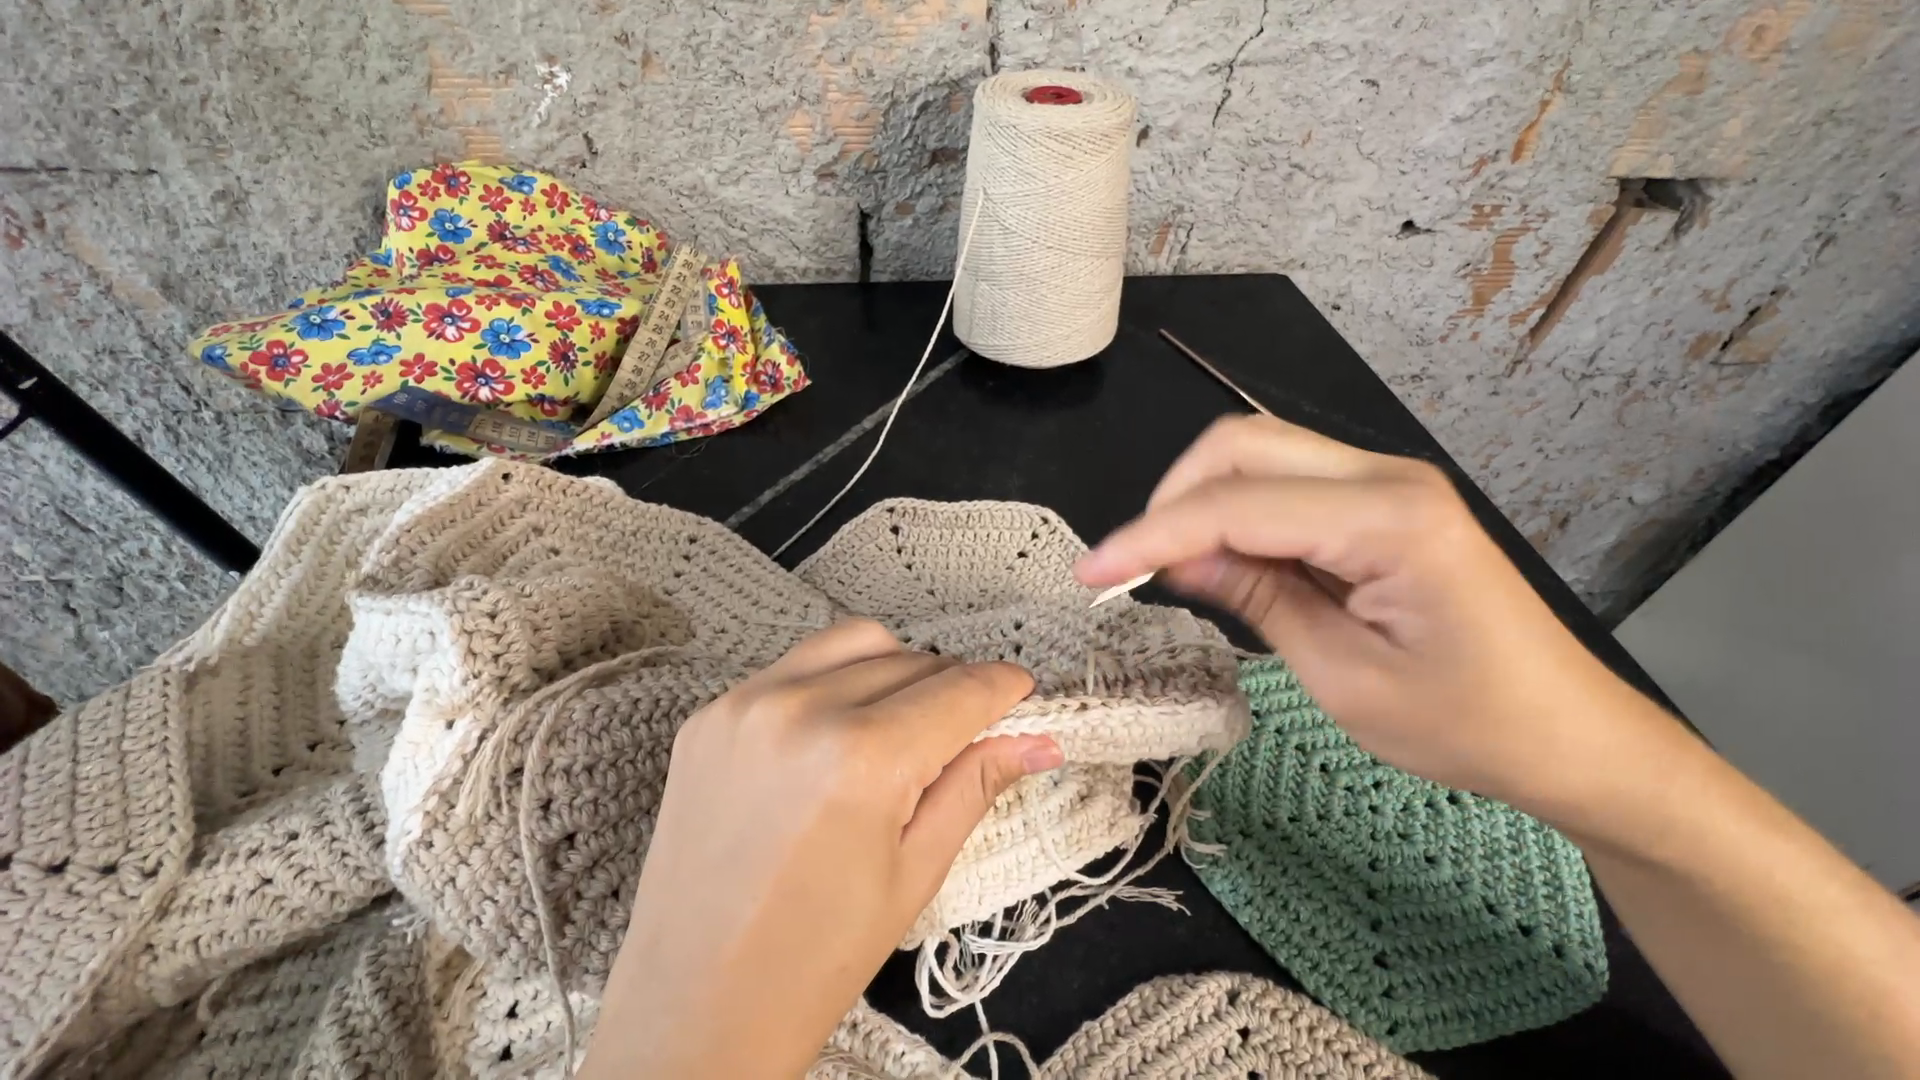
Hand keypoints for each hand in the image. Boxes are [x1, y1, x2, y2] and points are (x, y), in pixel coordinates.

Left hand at [580, 619, 1058, 1079]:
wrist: (693, 1009)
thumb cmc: (813, 961)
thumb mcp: (915, 873)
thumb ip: (976, 785)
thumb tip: (1038, 740)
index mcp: (861, 759)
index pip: (959, 690)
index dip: (1004, 687)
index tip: (1023, 693)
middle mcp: (798, 711)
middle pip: (911, 660)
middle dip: (953, 687)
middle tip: (965, 733)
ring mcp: (743, 706)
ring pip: (852, 643)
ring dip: (895, 669)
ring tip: (901, 727)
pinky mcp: (708, 717)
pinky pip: (793, 668)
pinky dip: (833, 683)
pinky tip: (837, 737)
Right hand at [1073, 414, 1670, 813]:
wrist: (1568, 735)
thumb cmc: (1464, 725)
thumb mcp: (1341, 676)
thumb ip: (1256, 599)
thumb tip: (1176, 557)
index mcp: (1387, 519)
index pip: (1236, 505)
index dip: (1150, 536)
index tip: (1088, 574)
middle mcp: (1386, 475)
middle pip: (1242, 444)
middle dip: (1171, 498)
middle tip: (1133, 567)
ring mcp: (1386, 480)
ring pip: (1259, 452)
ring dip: (1199, 498)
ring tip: (1173, 567)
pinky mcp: (1381, 500)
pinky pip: (1286, 483)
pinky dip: (1236, 512)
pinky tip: (1221, 560)